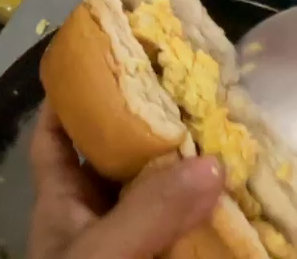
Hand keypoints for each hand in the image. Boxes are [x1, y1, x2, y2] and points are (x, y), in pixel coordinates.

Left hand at [27, 103, 223, 258]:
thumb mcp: (101, 252)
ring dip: (189, 172)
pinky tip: (240, 195)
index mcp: (62, 201)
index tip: (97, 58)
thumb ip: (148, 210)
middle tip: (190, 89)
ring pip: (159, 195)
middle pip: (119, 157)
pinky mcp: (165, 257)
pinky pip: (189, 233)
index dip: (69, 95)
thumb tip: (212, 163)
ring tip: (227, 133)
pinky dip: (211, 216)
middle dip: (151, 125)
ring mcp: (129, 241)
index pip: (55, 134)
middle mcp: (94, 217)